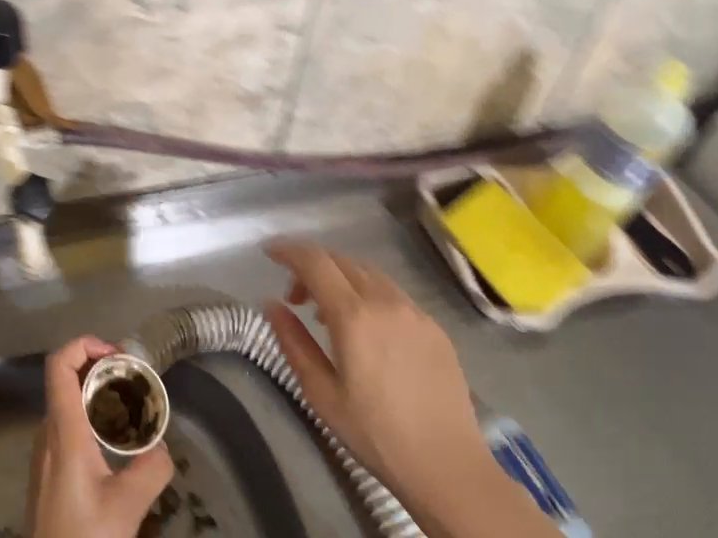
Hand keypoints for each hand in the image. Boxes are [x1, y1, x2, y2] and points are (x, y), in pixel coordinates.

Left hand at [24, 336, 172, 537]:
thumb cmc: (83, 535)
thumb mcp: (127, 506)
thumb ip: (151, 470)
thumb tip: (163, 448)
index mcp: (63, 430)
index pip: (59, 365)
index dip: (83, 344)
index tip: (117, 354)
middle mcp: (48, 432)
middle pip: (66, 379)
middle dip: (101, 369)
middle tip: (135, 379)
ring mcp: (45, 451)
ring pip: (68, 404)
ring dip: (98, 395)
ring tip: (133, 407)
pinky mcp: (49, 469)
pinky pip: (68, 427)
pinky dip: (92, 418)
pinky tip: (117, 440)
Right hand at [263, 241, 486, 492]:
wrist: (448, 466)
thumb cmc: (376, 434)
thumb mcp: (321, 393)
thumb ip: (293, 342)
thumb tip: (272, 304)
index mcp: (354, 316)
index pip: (315, 262)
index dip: (288, 250)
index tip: (269, 253)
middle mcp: (386, 302)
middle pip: (341, 262)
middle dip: (311, 268)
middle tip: (295, 298)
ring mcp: (416, 313)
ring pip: (369, 274)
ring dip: (341, 279)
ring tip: (328, 315)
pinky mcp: (435, 328)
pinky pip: (393, 294)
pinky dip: (368, 294)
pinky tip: (366, 329)